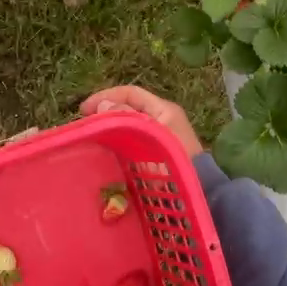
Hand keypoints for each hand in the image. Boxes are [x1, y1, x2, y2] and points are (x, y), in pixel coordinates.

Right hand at [81, 85, 203, 156]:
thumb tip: (103, 106)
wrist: (203, 192)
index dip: (105, 96)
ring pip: (128, 125)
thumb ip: (128, 119)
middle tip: (85, 125)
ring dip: (110, 128)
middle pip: (127, 107)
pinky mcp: (156, 154)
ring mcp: (159, 137)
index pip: (130, 93)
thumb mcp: (152, 136)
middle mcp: (162, 118)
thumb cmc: (177, 162)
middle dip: (105, 112)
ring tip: (92, 139)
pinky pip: (132, 142)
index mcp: (163, 109)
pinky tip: (106, 154)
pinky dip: (118, 143)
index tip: (83, 110)